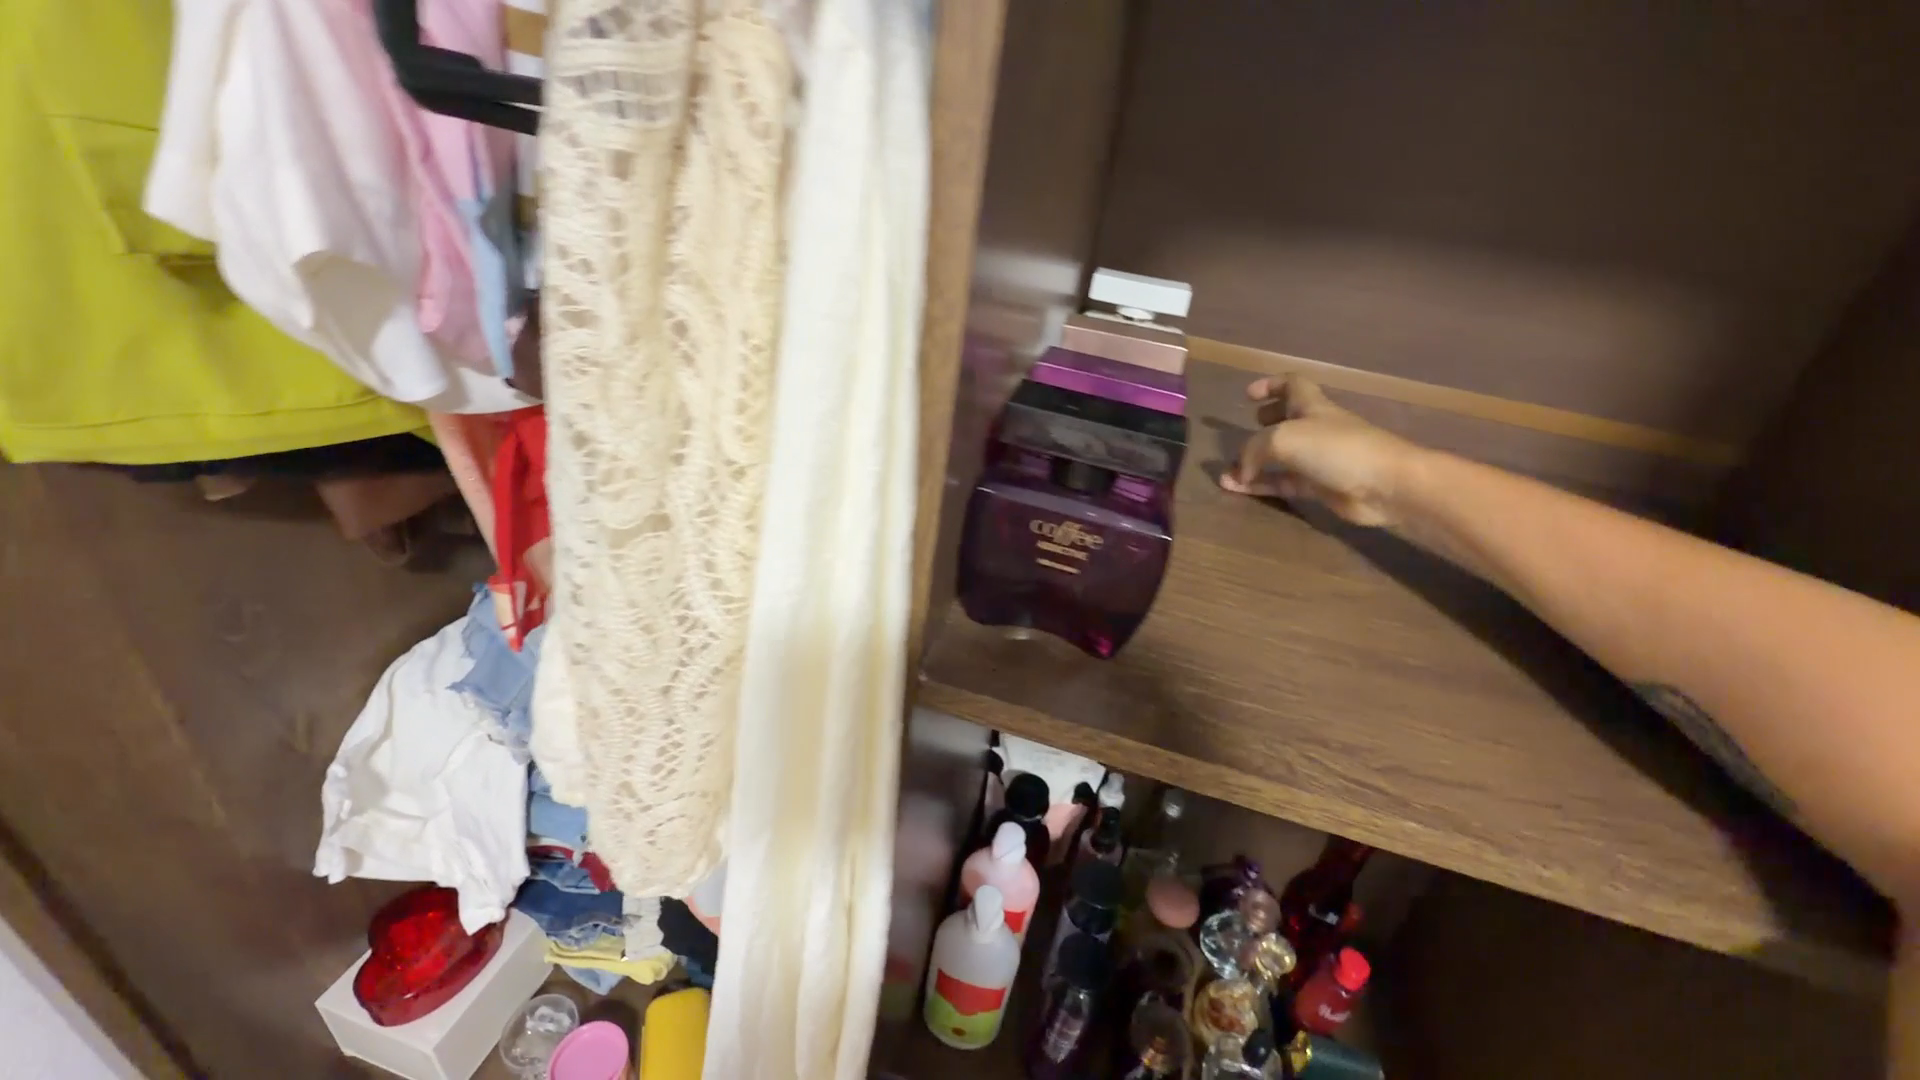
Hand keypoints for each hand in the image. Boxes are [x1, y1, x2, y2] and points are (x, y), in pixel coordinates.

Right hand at [1218, 375, 1420, 526]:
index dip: (1271, 384)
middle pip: (1289, 418)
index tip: (1249, 394)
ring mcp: (1319, 459)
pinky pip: (1283, 483)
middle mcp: (1315, 428)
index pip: (1292, 384)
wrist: (1384, 484)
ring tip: (1228, 472)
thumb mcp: (1283, 438)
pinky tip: (1236, 489)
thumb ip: (1254, 449)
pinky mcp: (1320, 487)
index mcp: (1311, 405)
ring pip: (1281, 456)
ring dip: (1253, 462)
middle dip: (1268, 420)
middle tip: (1247, 427)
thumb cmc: (1336, 448)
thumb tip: (1240, 471)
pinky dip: (1260, 485)